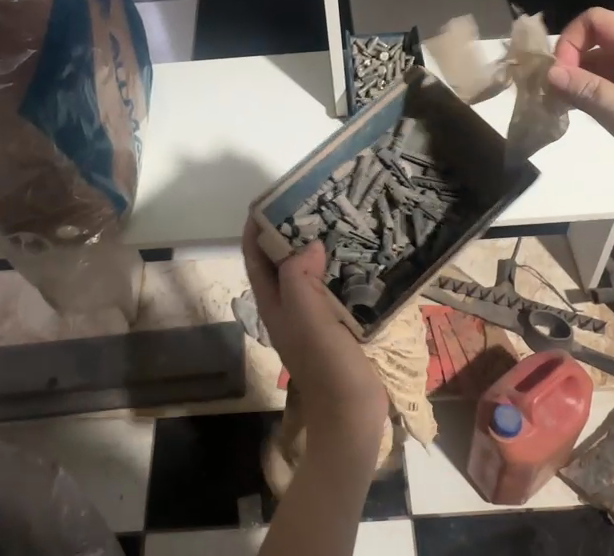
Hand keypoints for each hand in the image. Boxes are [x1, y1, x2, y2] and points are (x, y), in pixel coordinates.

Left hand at [242, 224, 388, 449]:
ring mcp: (311, 318)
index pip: (255, 256)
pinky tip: (359, 256)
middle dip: (290, 231)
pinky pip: (330, 287)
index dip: (256, 226)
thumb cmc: (326, 364)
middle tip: (314, 202)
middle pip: (280, 261)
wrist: (351, 415)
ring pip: (307, 272)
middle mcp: (287, 307)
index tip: (272, 197)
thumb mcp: (307, 317)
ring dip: (315, 247)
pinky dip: (338, 268)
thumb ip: (300, 278)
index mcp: (273, 303)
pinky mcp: (334, 326)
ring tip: (337, 220)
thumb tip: (307, 244)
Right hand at [546, 7, 613, 222]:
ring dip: (588, 82)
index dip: (570, 40)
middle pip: (606, 41)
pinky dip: (607, 96)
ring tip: (568, 110)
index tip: (558, 76)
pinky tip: (594, 118)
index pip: (597, 20)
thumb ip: (586, 91)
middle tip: (554, 97)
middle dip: (575, 62)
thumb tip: (550, 71)